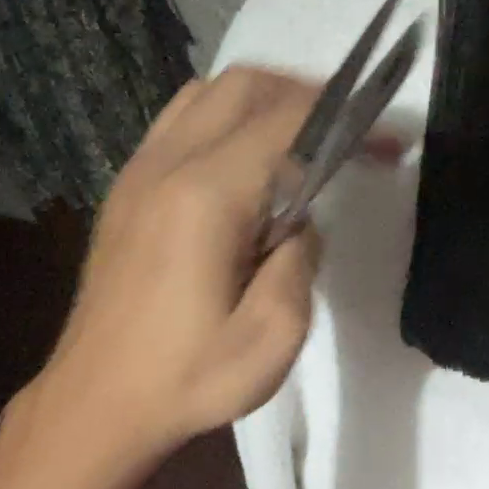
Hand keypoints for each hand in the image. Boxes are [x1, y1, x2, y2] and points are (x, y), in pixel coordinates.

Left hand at [13, 68, 324, 470]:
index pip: (285, 123)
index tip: (388, 142)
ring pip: (207, 97)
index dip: (344, 118)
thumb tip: (299, 225)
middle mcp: (167, 166)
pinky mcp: (128, 193)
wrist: (101, 400)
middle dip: (307, 97)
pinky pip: (181, 125)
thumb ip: (299, 264)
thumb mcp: (274, 338)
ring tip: (308, 145)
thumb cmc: (191, 379)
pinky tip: (251, 171)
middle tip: (352, 134)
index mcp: (206, 199)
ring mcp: (139, 174)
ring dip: (265, 105)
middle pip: (243, 87)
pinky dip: (227, 123)